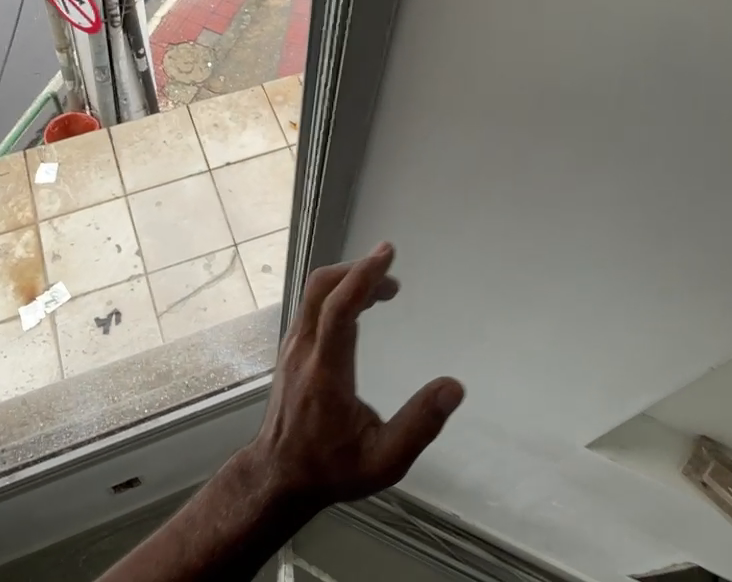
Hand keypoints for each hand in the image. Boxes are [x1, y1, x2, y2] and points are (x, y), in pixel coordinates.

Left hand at [243, 242, 463, 510]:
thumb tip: (453, 387)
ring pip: (313, 294)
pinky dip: (336, 293)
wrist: (278, 477)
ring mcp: (292, 347)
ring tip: (382, 290)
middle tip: (391, 275)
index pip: (339, 308)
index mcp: (325, 371)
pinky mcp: (291, 350)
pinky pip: (311, 306)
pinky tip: (357, 307)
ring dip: (347, 280)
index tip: (386, 253)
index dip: (363, 276)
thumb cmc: (332, 469)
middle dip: (357, 270)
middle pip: (321, 288)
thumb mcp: (384, 461)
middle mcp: (304, 350)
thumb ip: (420, 425)